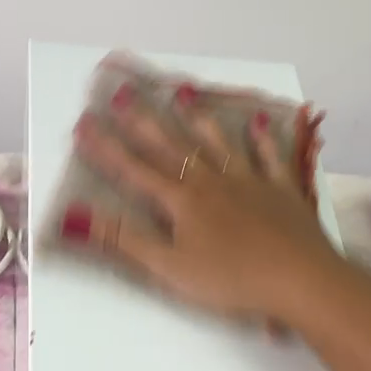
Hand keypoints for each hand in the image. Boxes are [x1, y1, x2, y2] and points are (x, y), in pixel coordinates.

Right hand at [64, 89, 345, 318]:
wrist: (299, 279)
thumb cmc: (230, 280)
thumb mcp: (168, 267)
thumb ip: (121, 239)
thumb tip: (71, 215)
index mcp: (182, 202)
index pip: (134, 171)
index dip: (106, 149)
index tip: (82, 124)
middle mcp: (212, 181)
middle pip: (172, 147)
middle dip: (143, 122)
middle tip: (123, 93)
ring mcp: (250, 182)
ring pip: (218, 143)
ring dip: (197, 118)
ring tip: (182, 90)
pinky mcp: (281, 191)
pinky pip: (269, 158)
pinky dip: (263, 140)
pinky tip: (260, 122)